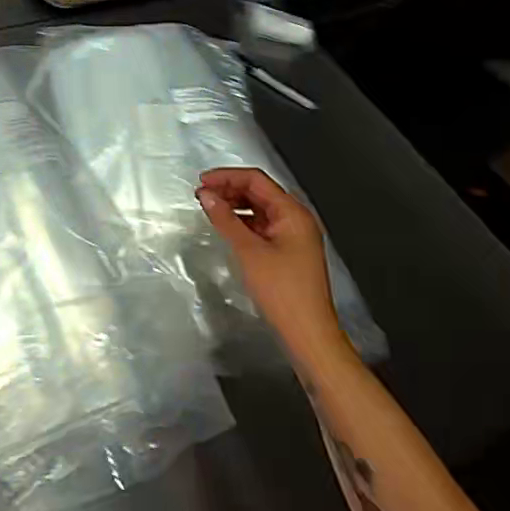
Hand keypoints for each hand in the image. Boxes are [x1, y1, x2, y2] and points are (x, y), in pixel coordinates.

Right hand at [196, 167, 338, 350]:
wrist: (309, 334)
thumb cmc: (281, 289)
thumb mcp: (248, 251)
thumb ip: (225, 219)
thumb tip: (206, 195)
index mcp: (292, 212)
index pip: (256, 180)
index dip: (227, 177)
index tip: (201, 182)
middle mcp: (296, 218)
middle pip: (259, 192)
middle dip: (229, 189)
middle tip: (202, 195)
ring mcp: (294, 235)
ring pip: (260, 209)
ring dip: (235, 205)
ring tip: (210, 209)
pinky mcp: (289, 251)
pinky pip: (263, 226)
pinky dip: (244, 222)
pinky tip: (227, 227)